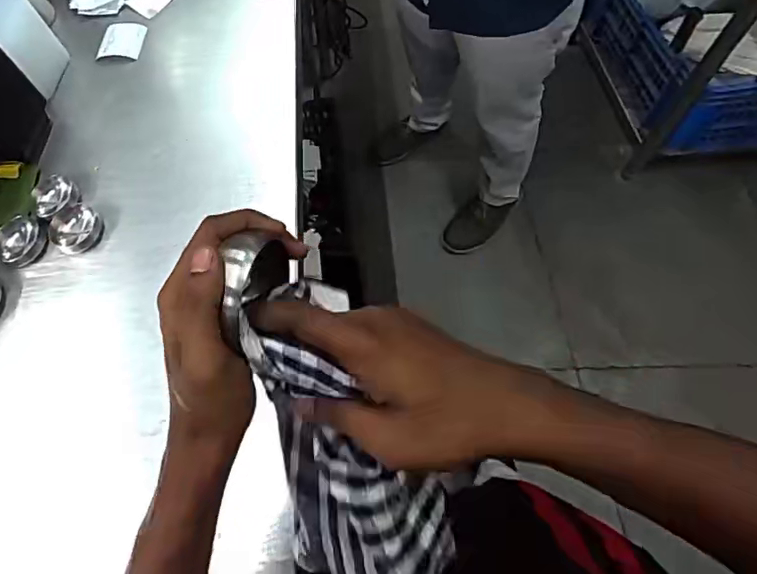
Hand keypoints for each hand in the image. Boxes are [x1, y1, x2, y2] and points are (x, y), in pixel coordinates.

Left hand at [157, 210, 306, 450]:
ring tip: (289, 256)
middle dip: (256, 232)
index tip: (277, 232)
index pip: (208, 235)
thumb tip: (207, 254)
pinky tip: (277, 278)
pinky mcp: (213, 312)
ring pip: (227, 255)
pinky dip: (257, 267)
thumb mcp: (205, 356)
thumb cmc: (208, 404)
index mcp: (179, 293)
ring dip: (258, 247)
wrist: (207, 438)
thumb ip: (199, 304)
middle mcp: (185, 290)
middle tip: (291, 245)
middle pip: (218, 239)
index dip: (243, 223)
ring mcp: (198, 300)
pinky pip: (233, 275)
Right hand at [248, 302, 582, 470]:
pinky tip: (360, 374)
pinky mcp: (410, 323)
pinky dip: (349, 344)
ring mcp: (393, 316)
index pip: (298, 315)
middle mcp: (370, 316)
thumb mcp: (389, 440)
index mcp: (358, 340)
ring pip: (343, 325)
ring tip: (321, 377)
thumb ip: (337, 417)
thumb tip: (299, 402)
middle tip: (280, 365)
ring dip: (326, 344)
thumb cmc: (447, 423)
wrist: (512, 404)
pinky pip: (365, 328)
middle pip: (318, 319)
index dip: (268, 315)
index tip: (243, 318)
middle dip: (295, 337)